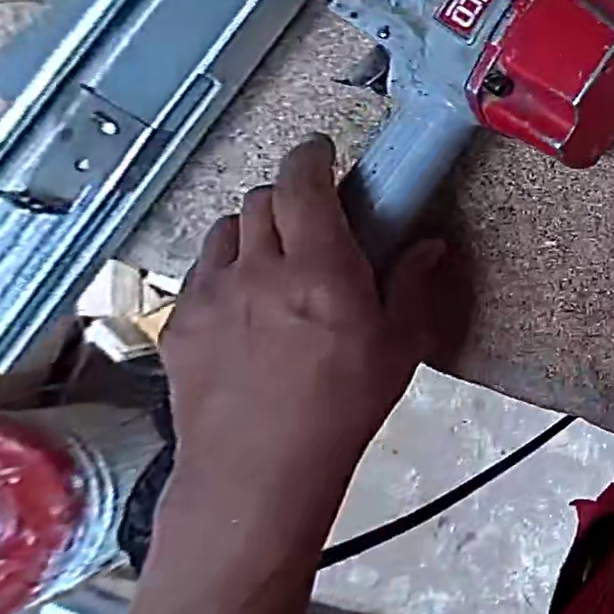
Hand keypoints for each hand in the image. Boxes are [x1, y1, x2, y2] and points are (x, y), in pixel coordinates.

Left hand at [158, 135, 451, 527]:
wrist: (262, 463)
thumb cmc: (348, 399)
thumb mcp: (401, 342)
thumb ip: (410, 284)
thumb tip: (429, 245)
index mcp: (321, 273)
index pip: (302, 191)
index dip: (310, 159)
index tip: (322, 149)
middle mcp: (259, 272)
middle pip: (260, 202)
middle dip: (290, 192)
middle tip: (319, 210)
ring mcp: (211, 296)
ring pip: (226, 230)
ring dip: (258, 223)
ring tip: (285, 248)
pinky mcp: (184, 322)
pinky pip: (204, 268)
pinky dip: (232, 259)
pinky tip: (256, 291)